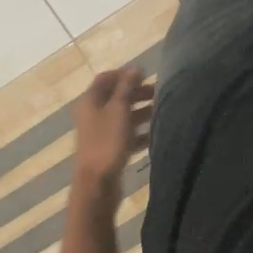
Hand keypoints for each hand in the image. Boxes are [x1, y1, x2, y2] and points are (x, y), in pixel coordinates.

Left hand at [72, 68, 152, 185]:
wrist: (97, 185)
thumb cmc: (107, 141)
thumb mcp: (119, 110)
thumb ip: (127, 87)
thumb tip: (136, 68)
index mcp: (91, 100)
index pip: (106, 78)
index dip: (124, 74)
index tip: (145, 75)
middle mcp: (94, 114)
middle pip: (116, 96)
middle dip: (136, 93)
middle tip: (158, 93)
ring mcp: (101, 133)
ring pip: (123, 116)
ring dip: (141, 112)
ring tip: (161, 111)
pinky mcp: (109, 150)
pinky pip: (126, 136)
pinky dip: (140, 133)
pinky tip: (156, 134)